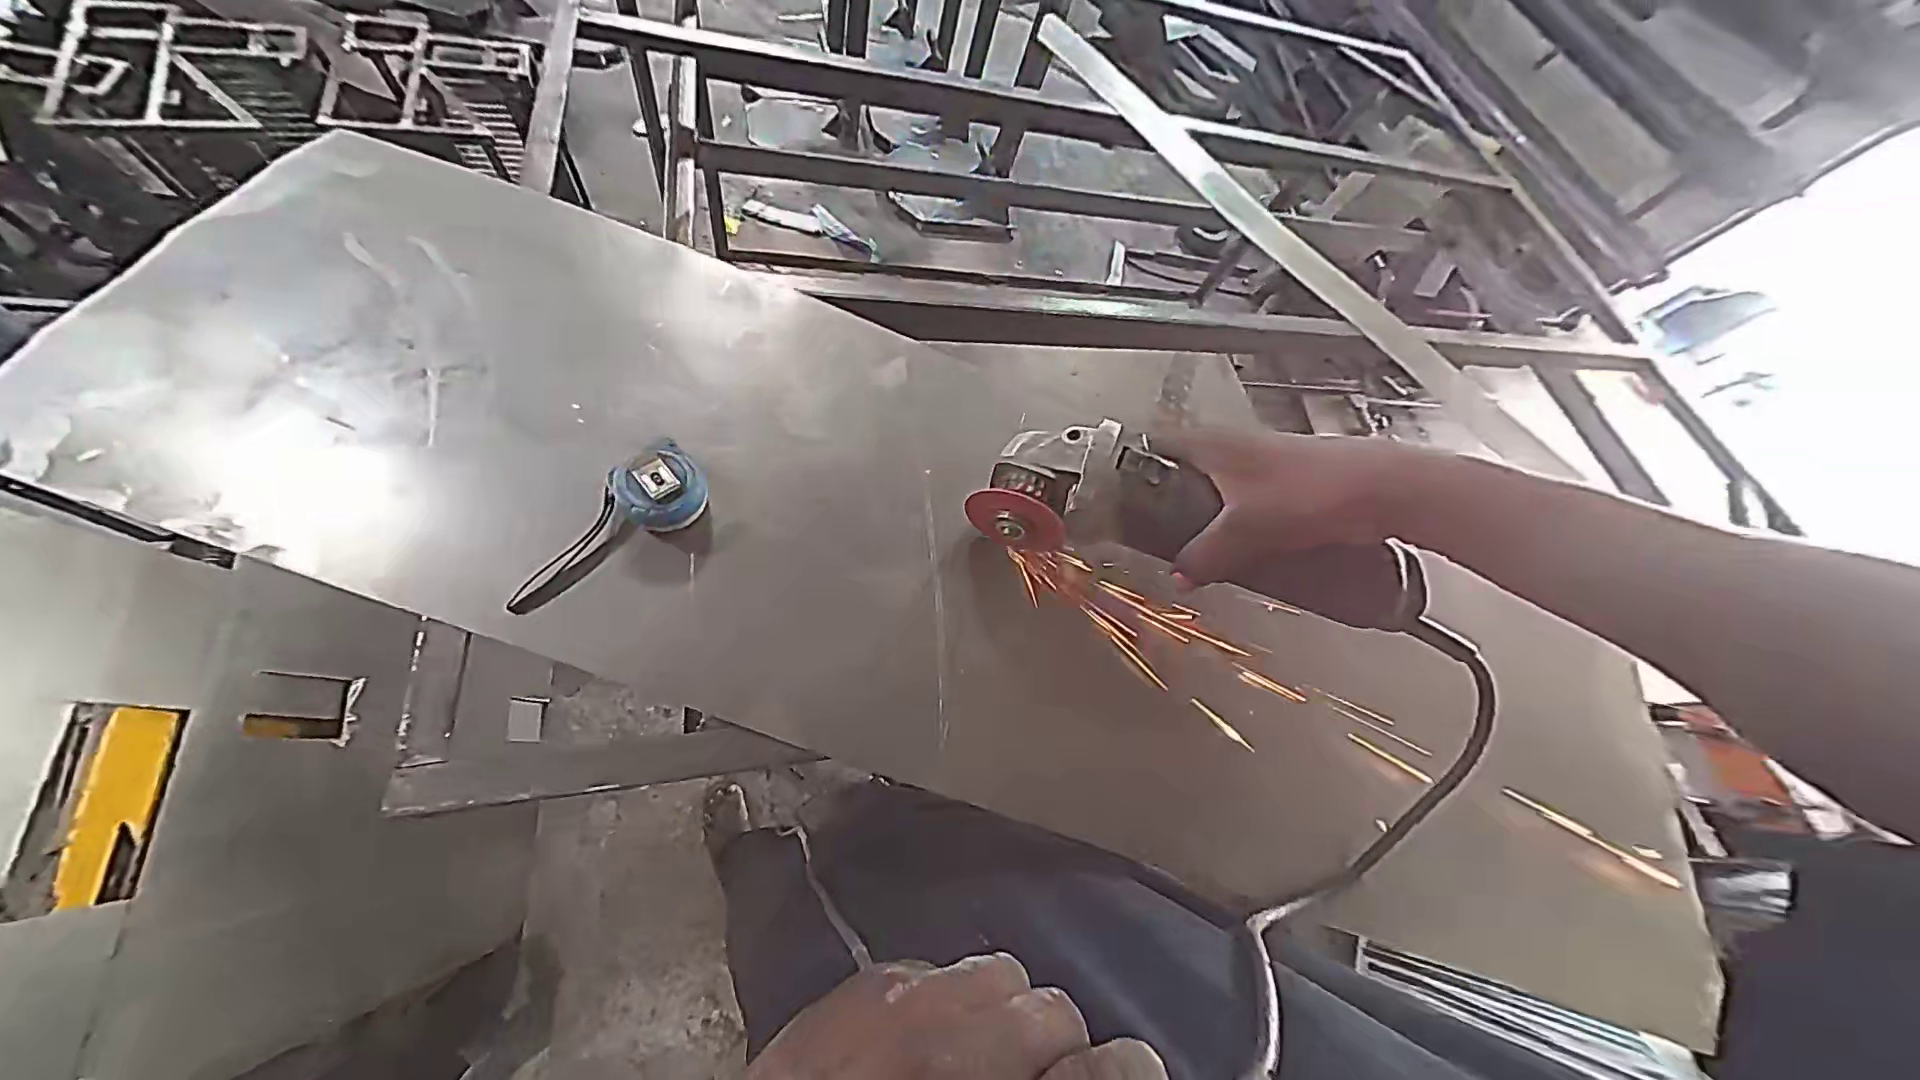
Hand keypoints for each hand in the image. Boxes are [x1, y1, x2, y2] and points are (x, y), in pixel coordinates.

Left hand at [746, 953, 1166, 1079]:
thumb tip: (1091, 1065)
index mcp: (973, 1078)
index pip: (1089, 1070)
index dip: (1122, 1069)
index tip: (1136, 1064)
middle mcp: (945, 1046)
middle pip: (1049, 1010)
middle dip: (1057, 1039)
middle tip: (1043, 1069)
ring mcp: (902, 1003)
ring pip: (999, 970)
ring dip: (1004, 1003)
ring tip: (988, 1037)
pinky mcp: (866, 982)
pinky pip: (938, 968)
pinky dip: (947, 991)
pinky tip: (931, 1023)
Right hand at [1150, 427, 1438, 587]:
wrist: (1382, 491)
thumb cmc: (1309, 494)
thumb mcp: (1244, 532)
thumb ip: (1204, 556)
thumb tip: (1177, 577)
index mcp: (1211, 444)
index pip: (1155, 444)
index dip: (1131, 465)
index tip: (1116, 493)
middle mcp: (1231, 445)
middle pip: (1181, 467)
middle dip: (1163, 496)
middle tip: (1147, 527)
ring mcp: (1258, 462)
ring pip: (1212, 484)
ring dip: (1199, 510)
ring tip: (1185, 541)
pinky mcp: (1281, 481)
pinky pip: (1240, 499)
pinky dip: (1229, 519)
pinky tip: (1232, 543)